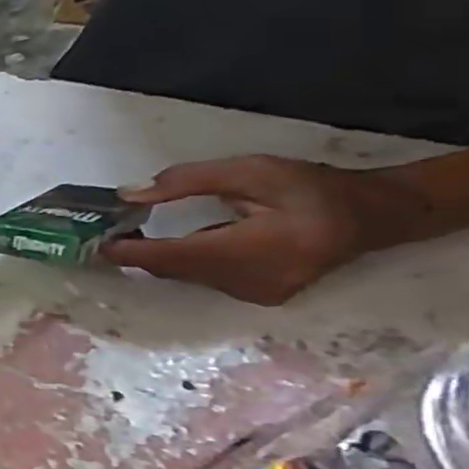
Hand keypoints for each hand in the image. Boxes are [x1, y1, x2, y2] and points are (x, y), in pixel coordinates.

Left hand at [102, 155, 422, 304]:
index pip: (169, 256)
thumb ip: (187, 181)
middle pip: (171, 269)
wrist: (377, 215)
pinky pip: (202, 280)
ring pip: (183, 276)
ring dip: (158, 256)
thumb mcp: (252, 172)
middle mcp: (249, 279)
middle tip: (107, 230)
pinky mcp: (256, 297)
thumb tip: (128, 194)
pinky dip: (183, 262)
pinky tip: (177, 243)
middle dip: (136, 251)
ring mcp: (252, 293)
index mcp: (253, 249)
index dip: (126, 250)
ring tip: (133, 233)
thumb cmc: (313, 189)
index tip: (91, 241)